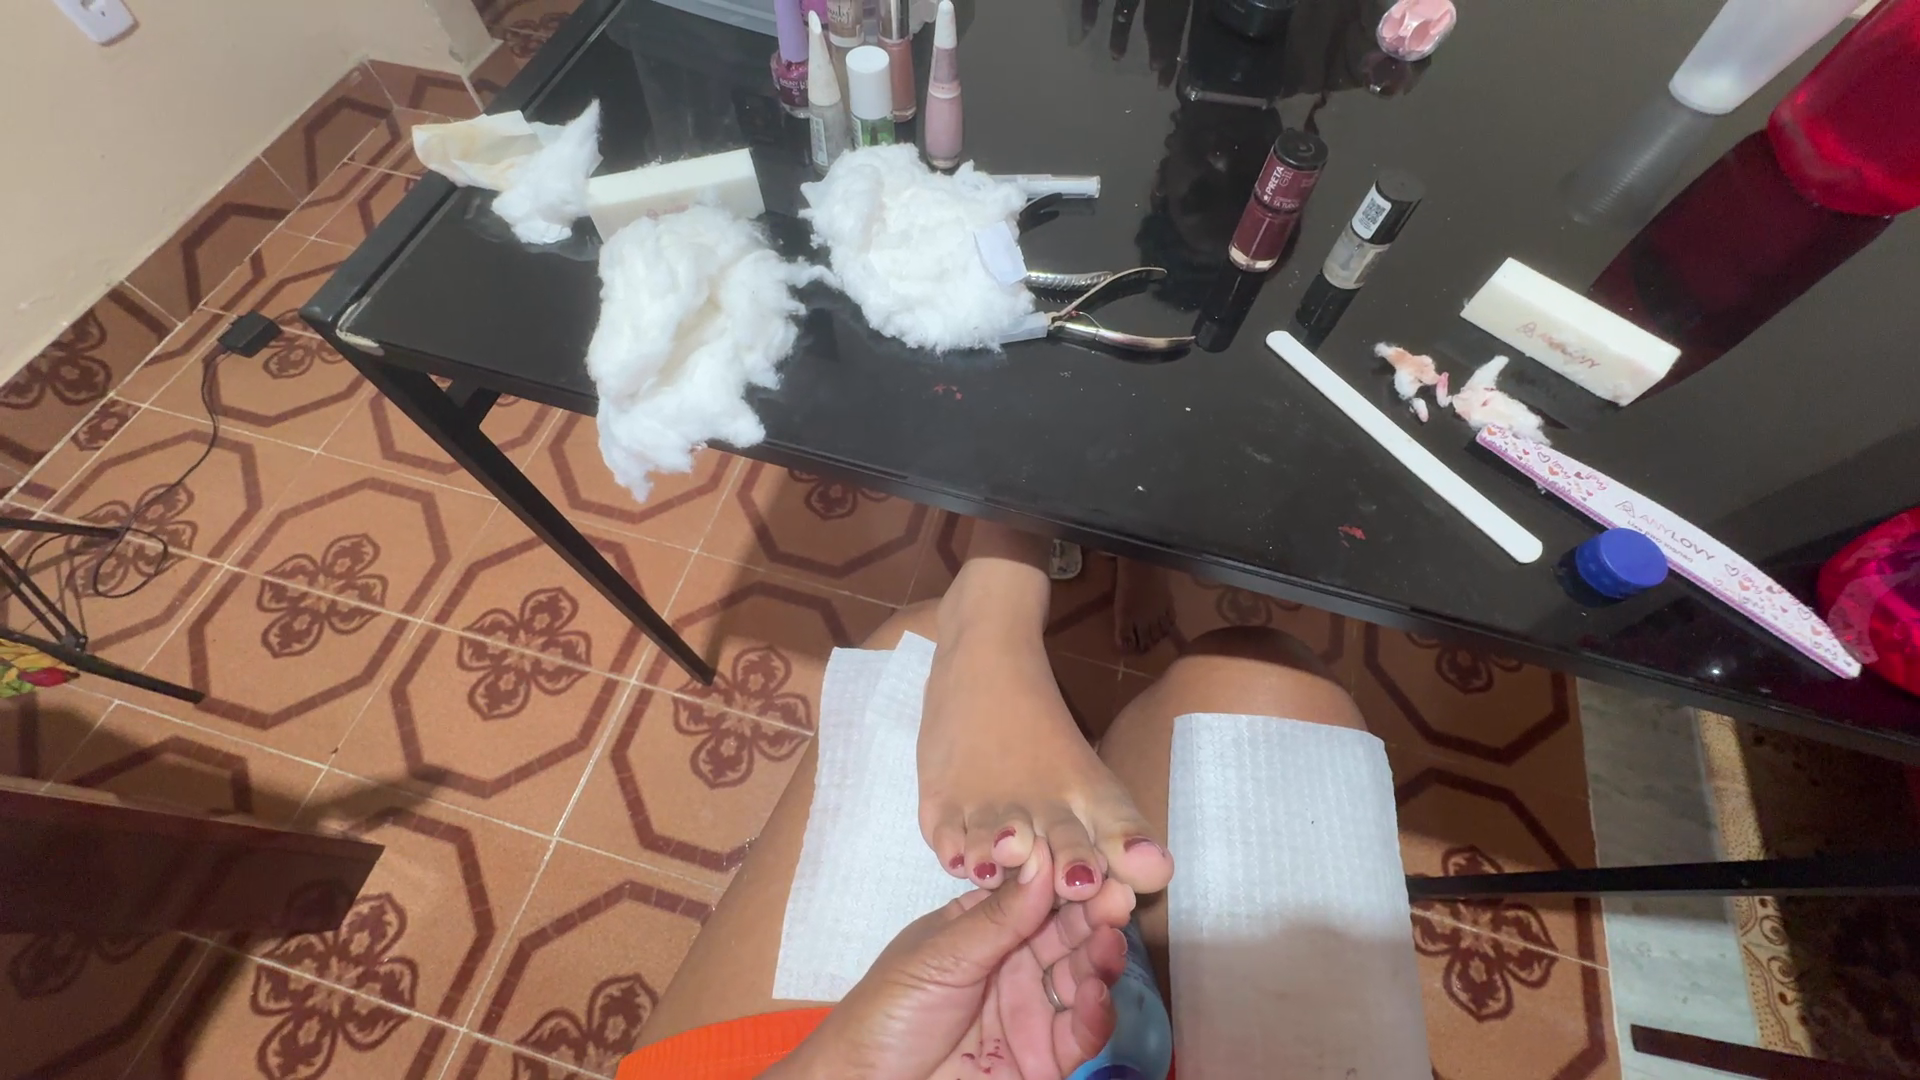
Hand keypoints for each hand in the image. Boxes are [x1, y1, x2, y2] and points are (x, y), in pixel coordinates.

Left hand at [772, 842, 1133, 1079]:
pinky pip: (1079, 1033)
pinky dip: (1096, 1014)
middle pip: (1064, 933)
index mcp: (985, 926)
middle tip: (1117, 897)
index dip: (1064, 879)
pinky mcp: (1043, 1059)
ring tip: (1111, 941)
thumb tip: (1045, 856)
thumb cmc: (890, 1009)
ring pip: (1079, 977)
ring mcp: (1030, 1009)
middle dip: (1092, 913)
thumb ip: (999, 914)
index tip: (1094, 864)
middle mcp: (1014, 962)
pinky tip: (1099, 994)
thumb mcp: (943, 954)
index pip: (1034, 894)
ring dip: (1100, 958)